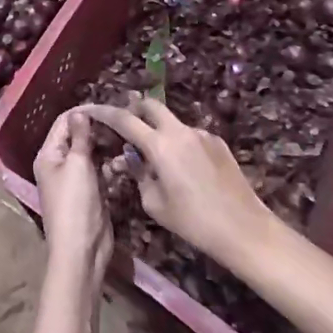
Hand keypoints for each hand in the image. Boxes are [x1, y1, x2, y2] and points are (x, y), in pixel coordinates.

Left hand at [33, 109, 111, 275]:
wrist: (82, 250)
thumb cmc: (75, 203)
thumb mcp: (78, 165)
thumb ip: (80, 136)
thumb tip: (80, 112)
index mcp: (49, 155)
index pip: (63, 123)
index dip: (83, 113)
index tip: (108, 107)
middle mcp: (59, 164)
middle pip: (78, 136)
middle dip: (98, 129)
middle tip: (122, 122)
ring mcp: (75, 179)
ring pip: (92, 153)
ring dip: (107, 146)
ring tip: (126, 137)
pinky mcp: (91, 192)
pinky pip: (100, 170)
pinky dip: (110, 164)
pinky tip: (125, 159)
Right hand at [77, 100, 274, 262]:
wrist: (242, 227)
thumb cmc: (192, 221)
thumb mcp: (155, 204)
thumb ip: (139, 175)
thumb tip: (132, 159)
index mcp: (160, 145)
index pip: (124, 119)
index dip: (104, 112)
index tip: (90, 110)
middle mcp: (180, 131)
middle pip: (151, 105)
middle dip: (134, 109)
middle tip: (125, 126)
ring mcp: (202, 133)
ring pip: (172, 122)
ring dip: (160, 132)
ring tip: (159, 161)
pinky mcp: (218, 142)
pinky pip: (191, 136)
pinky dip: (180, 144)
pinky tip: (186, 171)